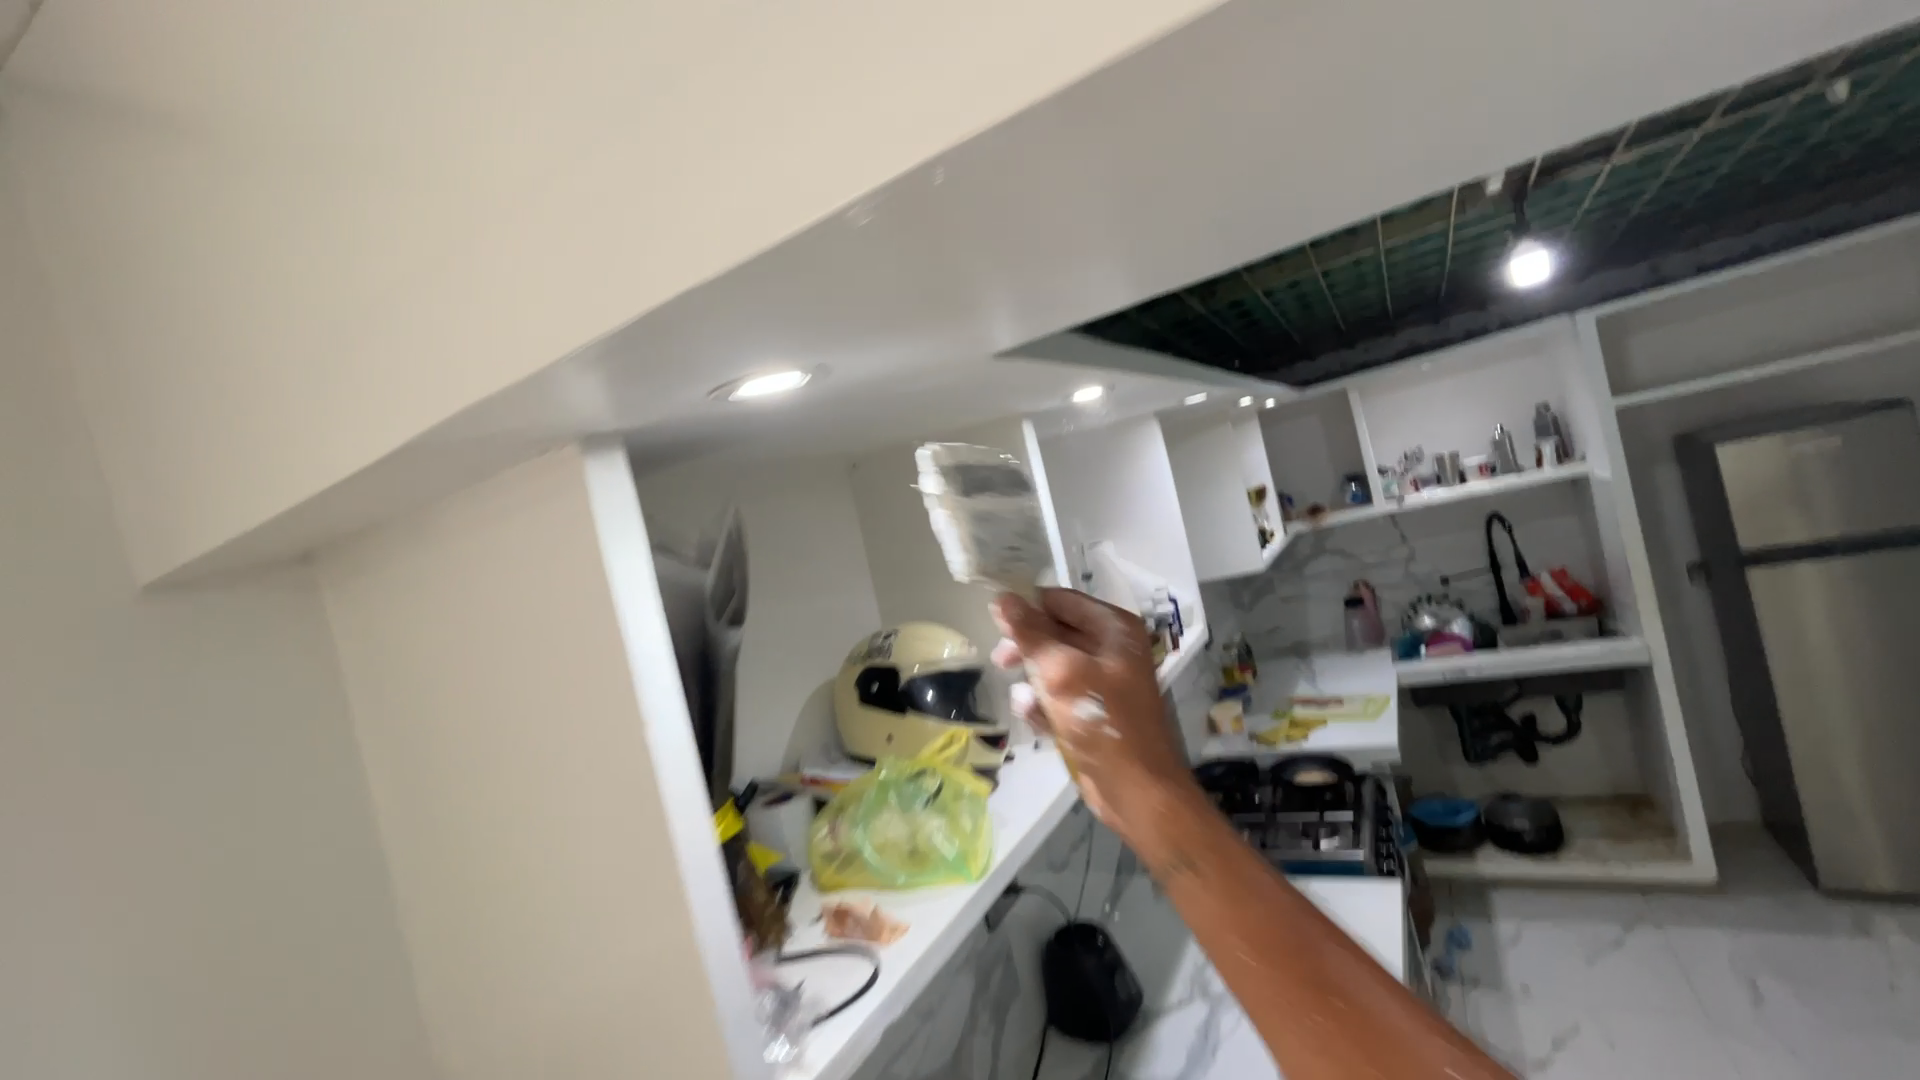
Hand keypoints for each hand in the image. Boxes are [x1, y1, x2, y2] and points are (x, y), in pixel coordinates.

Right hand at [991, 589, 1205, 850]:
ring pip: (1052, 667)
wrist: (1136, 790)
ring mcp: (1103, 681)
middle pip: (1054, 632)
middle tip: (1000, 662)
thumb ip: (1030, 634)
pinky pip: (1057, 697)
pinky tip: (1036, 722)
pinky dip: (1043, 706)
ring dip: (1032, 683)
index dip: (1027, 608)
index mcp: (1113, 628)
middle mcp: (1111, 648)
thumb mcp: (1060, 672)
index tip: (995, 624)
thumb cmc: (1102, 723)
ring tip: (1025, 702)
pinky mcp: (1092, 711)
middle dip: (1026, 648)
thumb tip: (1002, 598)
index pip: (1060, 600)